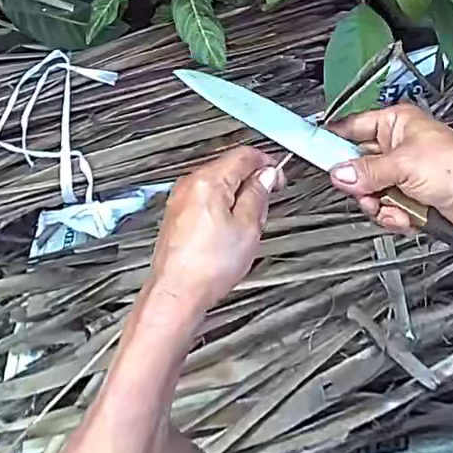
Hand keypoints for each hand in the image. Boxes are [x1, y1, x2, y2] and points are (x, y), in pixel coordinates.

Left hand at [148, 146, 281, 316]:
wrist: (175, 296)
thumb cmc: (206, 268)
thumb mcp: (248, 228)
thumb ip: (258, 195)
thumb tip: (265, 176)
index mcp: (209, 181)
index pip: (244, 155)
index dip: (266, 163)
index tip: (277, 175)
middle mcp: (191, 184)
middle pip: (230, 167)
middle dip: (251, 181)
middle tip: (265, 202)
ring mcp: (180, 199)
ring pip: (218, 183)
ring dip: (237, 194)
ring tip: (246, 224)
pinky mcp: (176, 214)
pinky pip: (205, 198)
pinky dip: (221, 206)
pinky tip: (227, 231)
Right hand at [327, 103, 452, 230]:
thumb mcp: (404, 164)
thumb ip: (367, 170)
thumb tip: (339, 172)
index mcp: (397, 122)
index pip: (353, 126)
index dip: (335, 140)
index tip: (316, 152)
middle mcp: (398, 143)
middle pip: (359, 163)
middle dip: (362, 183)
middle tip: (364, 189)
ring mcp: (404, 170)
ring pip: (370, 188)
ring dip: (378, 202)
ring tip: (392, 204)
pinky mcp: (411, 194)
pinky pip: (386, 205)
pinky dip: (393, 214)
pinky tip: (405, 215)